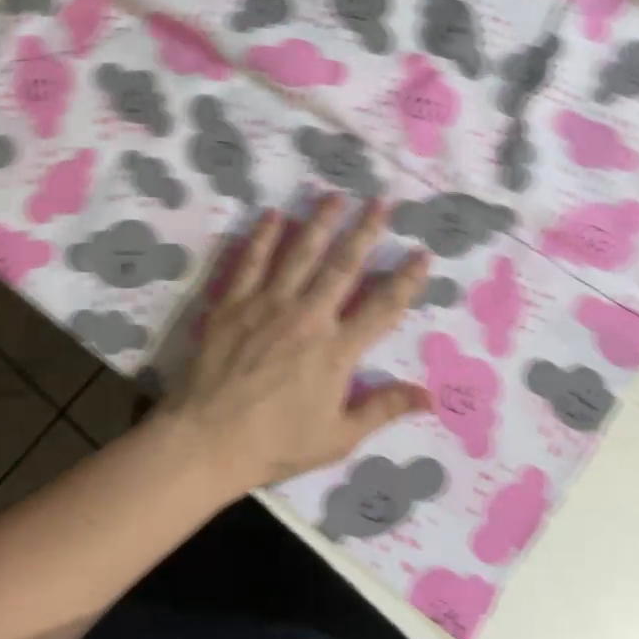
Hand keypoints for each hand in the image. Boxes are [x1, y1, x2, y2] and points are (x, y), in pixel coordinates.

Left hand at [160, 195, 433, 489]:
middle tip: (381, 202)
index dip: (405, 280)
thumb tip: (430, 396)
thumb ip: (382, 409)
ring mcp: (268, 305)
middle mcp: (307, 317)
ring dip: (320, 222)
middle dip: (366, 232)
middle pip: (343, 266)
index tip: (421, 254)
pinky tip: (272, 215)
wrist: (208, 438)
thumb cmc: (275, 443)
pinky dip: (262, 236)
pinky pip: (251, 261)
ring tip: (335, 196)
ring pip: (300, 253)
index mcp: (337, 350)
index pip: (382, 308)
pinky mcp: (233, 303)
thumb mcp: (337, 437)